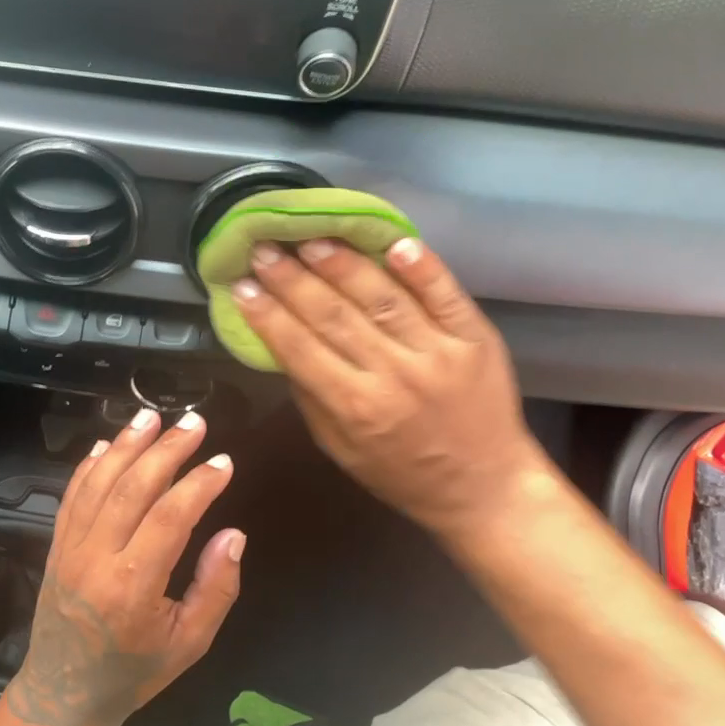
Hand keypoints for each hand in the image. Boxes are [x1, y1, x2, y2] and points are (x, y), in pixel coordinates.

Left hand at [6, 408, 244, 725]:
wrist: (64, 692)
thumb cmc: (134, 672)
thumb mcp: (189, 643)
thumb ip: (216, 589)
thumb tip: (234, 534)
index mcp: (133, 587)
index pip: (169, 517)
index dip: (198, 483)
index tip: (223, 462)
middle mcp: (96, 559)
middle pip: (131, 488)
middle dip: (166, 450)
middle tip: (194, 423)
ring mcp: (70, 549)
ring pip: (97, 484)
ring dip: (125, 445)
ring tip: (151, 417)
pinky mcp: (56, 547)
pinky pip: (71, 497)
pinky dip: (88, 467)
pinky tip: (106, 444)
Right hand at [233, 236, 550, 534]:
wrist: (483, 486)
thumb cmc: (400, 473)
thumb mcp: (340, 449)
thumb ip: (311, 398)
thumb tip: (281, 347)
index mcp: (355, 407)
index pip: (299, 349)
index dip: (266, 315)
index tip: (241, 286)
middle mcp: (393, 375)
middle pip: (334, 316)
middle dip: (292, 280)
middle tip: (264, 249)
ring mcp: (438, 353)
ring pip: (382, 298)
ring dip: (343, 265)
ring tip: (311, 238)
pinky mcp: (475, 338)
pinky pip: (445, 294)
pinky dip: (421, 267)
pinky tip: (393, 243)